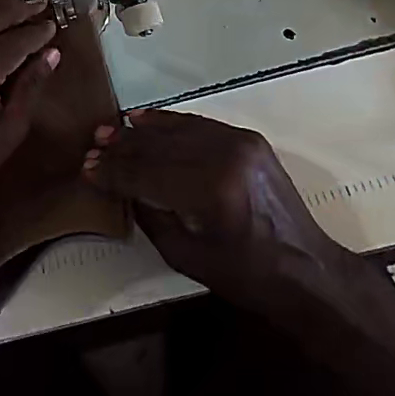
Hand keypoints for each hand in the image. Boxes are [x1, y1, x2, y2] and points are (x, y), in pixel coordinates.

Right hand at [81, 110, 367, 310]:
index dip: (114, 172)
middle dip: (123, 149)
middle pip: (160, 147)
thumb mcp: (187, 256)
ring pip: (178, 130)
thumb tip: (123, 186)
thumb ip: (151, 215)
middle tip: (92, 148)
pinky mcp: (248, 138)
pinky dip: (171, 122)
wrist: (307, 268)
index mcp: (212, 191)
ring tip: (110, 130)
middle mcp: (226, 156)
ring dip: (141, 132)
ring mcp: (240, 142)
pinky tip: (145, 119)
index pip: (148, 174)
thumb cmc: (246, 276)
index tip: (87, 169)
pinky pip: (200, 125)